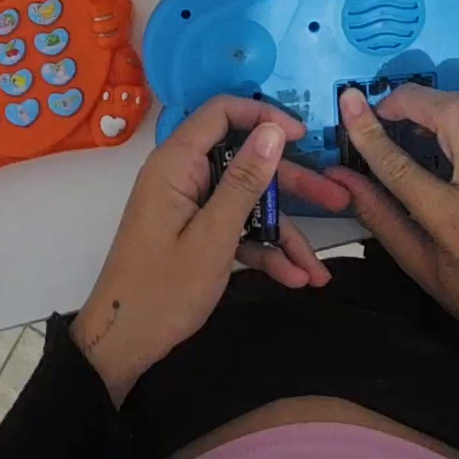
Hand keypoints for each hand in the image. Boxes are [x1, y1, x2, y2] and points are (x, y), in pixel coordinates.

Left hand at [72, 96, 348, 403]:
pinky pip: (233, 227)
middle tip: (337, 200)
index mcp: (176, 164)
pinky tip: (294, 278)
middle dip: (291, 185)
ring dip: (283, 231)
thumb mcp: (213, 236)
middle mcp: (181, 176)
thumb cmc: (163, 289)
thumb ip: (244, 181)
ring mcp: (187, 205)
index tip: (303, 136)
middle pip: (242, 162)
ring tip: (320, 268)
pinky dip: (261, 249)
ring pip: (244, 201)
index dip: (263, 116)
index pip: (221, 113)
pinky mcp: (192, 232)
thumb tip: (272, 130)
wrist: (121, 344)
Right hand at [326, 84, 458, 340]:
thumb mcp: (419, 265)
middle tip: (385, 107)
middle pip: (455, 117)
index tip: (349, 103)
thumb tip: (338, 173)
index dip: (370, 132)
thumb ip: (377, 214)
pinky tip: (448, 125)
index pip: (404, 167)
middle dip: (413, 100)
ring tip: (416, 112)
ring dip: (443, 99)